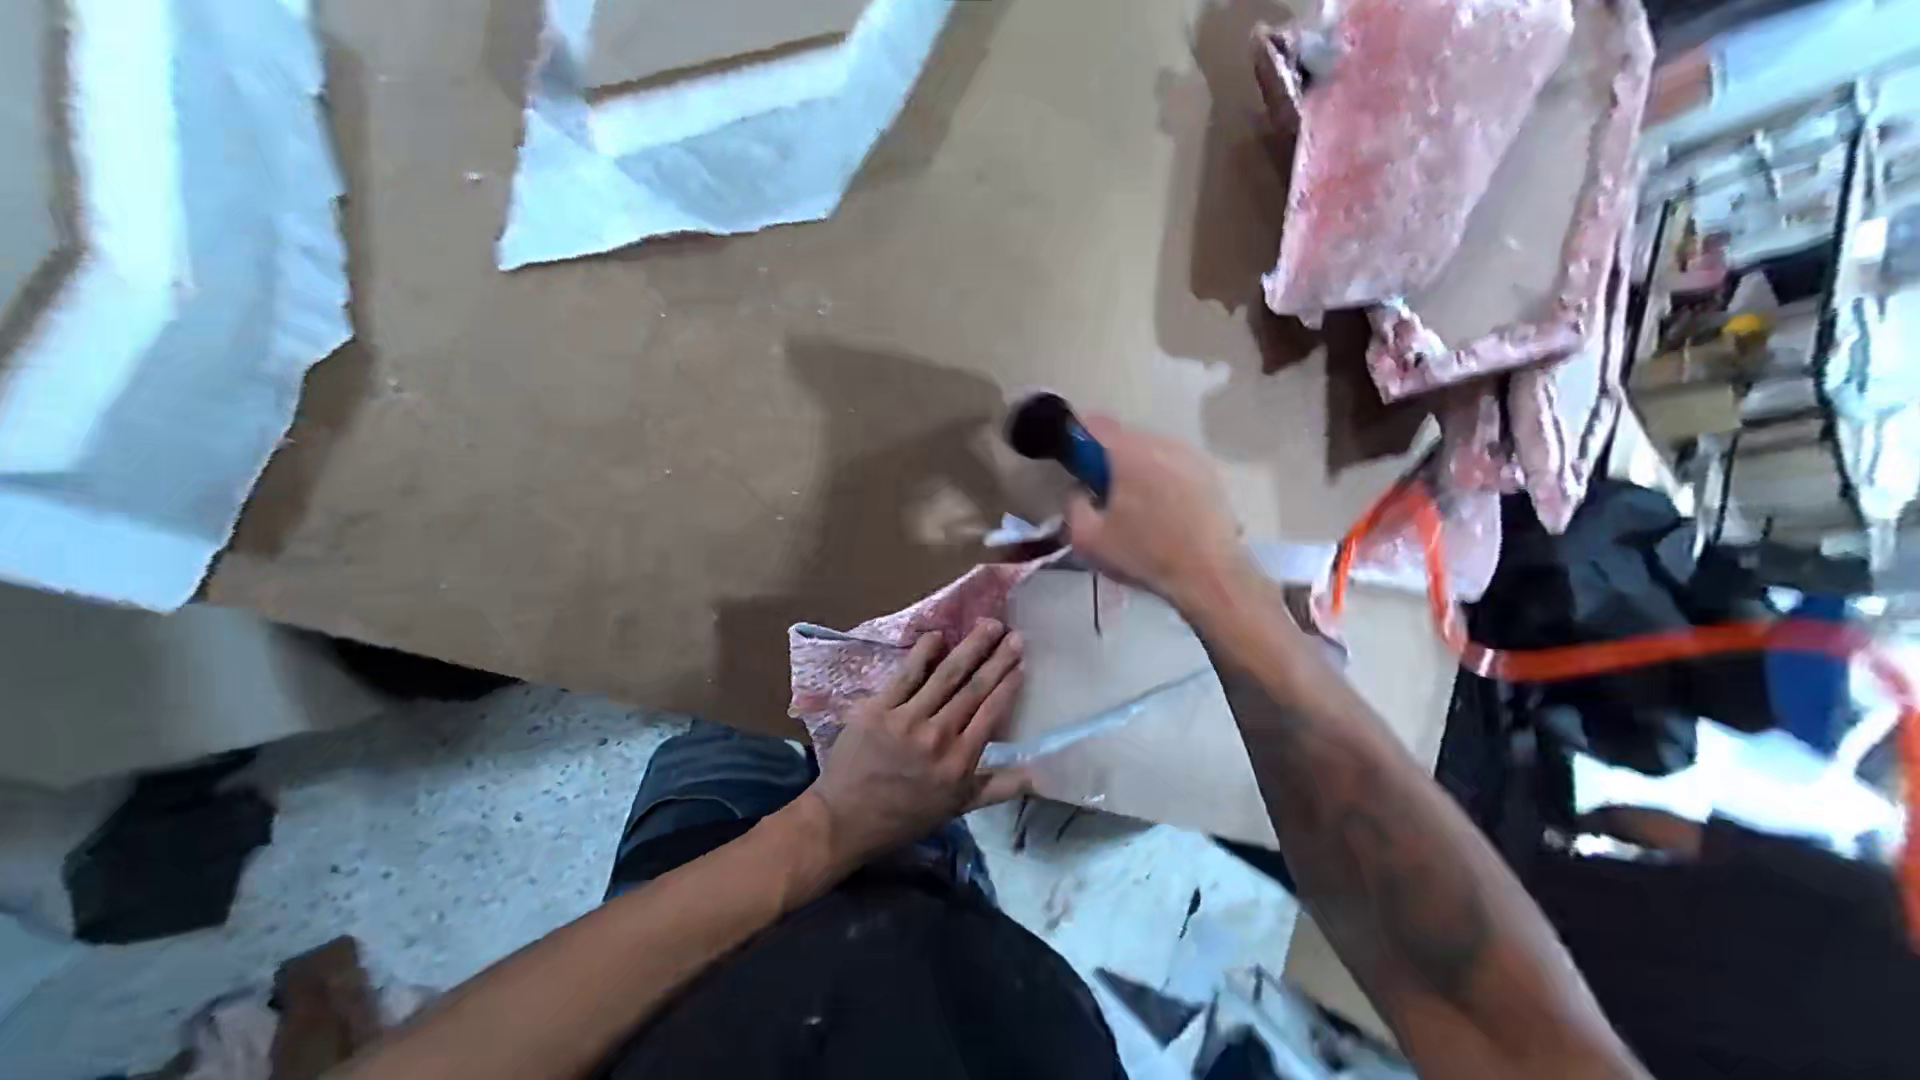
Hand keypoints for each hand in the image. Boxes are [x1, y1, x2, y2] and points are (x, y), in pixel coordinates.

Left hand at [803, 620, 1029, 866]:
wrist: (846, 818)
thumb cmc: (906, 815)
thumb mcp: (959, 807)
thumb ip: (1000, 787)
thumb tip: (1040, 775)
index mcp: (960, 760)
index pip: (991, 712)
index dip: (1008, 685)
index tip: (1022, 662)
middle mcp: (938, 736)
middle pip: (973, 688)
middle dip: (997, 659)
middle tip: (1014, 634)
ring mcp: (906, 719)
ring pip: (946, 676)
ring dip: (970, 648)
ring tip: (988, 625)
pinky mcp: (878, 708)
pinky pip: (906, 675)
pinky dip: (923, 653)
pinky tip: (938, 635)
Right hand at [1065, 416, 1253, 610]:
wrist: (1210, 577)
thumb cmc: (1145, 556)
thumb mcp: (1088, 539)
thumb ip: (1073, 505)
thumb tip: (1080, 490)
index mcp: (1130, 453)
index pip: (1094, 425)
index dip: (1077, 440)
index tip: (1074, 465)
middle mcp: (1163, 443)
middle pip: (1124, 437)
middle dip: (1107, 458)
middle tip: (1100, 491)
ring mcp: (1191, 456)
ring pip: (1151, 450)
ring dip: (1136, 468)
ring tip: (1134, 504)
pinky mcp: (1210, 473)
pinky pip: (1173, 464)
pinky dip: (1161, 478)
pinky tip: (1161, 510)